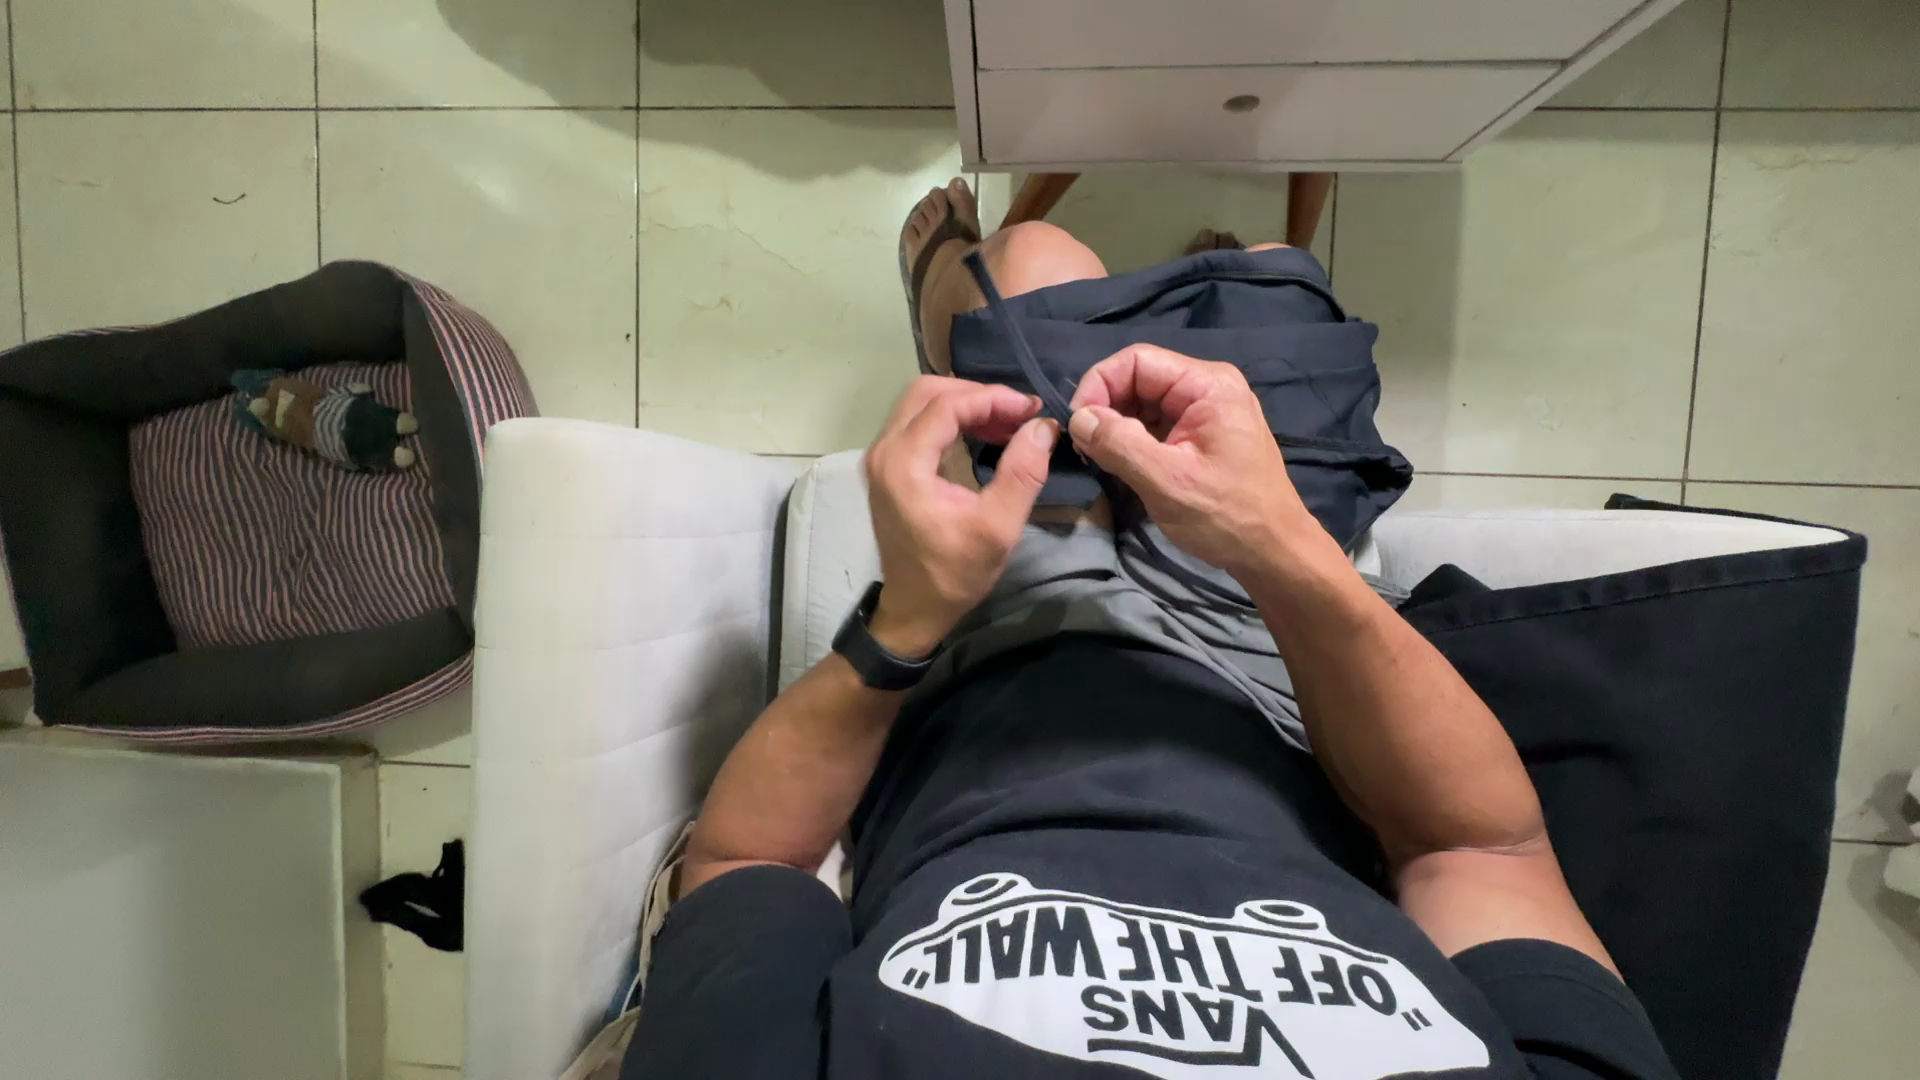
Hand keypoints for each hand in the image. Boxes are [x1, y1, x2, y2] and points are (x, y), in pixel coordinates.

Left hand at [865, 376, 1056, 656]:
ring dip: (964, 405)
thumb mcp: (998, 528)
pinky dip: (951, 420)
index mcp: (903, 464)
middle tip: (1019, 413)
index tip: (1032, 409)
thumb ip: (1022, 473)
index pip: (947, 405)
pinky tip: (983, 434)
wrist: (915, 609)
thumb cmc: (954, 574)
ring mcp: (880, 458)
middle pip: (927, 392)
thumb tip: (1043, 426)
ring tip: (1007, 422)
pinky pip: (916, 423)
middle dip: (977, 395)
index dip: (993, 398)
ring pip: (921, 404)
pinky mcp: (887, 466)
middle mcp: (883, 451)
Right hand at [1068, 344, 1325, 574]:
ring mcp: (1204, 411)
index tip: (1077, 426)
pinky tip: (1118, 464)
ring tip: (1098, 459)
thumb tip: (1078, 419)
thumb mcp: (1167, 481)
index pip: (1136, 360)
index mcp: (1208, 385)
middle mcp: (1207, 387)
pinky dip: (1129, 440)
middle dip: (1104, 408)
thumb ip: (1119, 444)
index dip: (1098, 385)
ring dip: (1114, 427)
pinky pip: (1153, 424)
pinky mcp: (1198, 435)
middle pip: (1138, 379)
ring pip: (1141, 403)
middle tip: (1084, 448)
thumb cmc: (1226, 516)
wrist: (1271, 552)